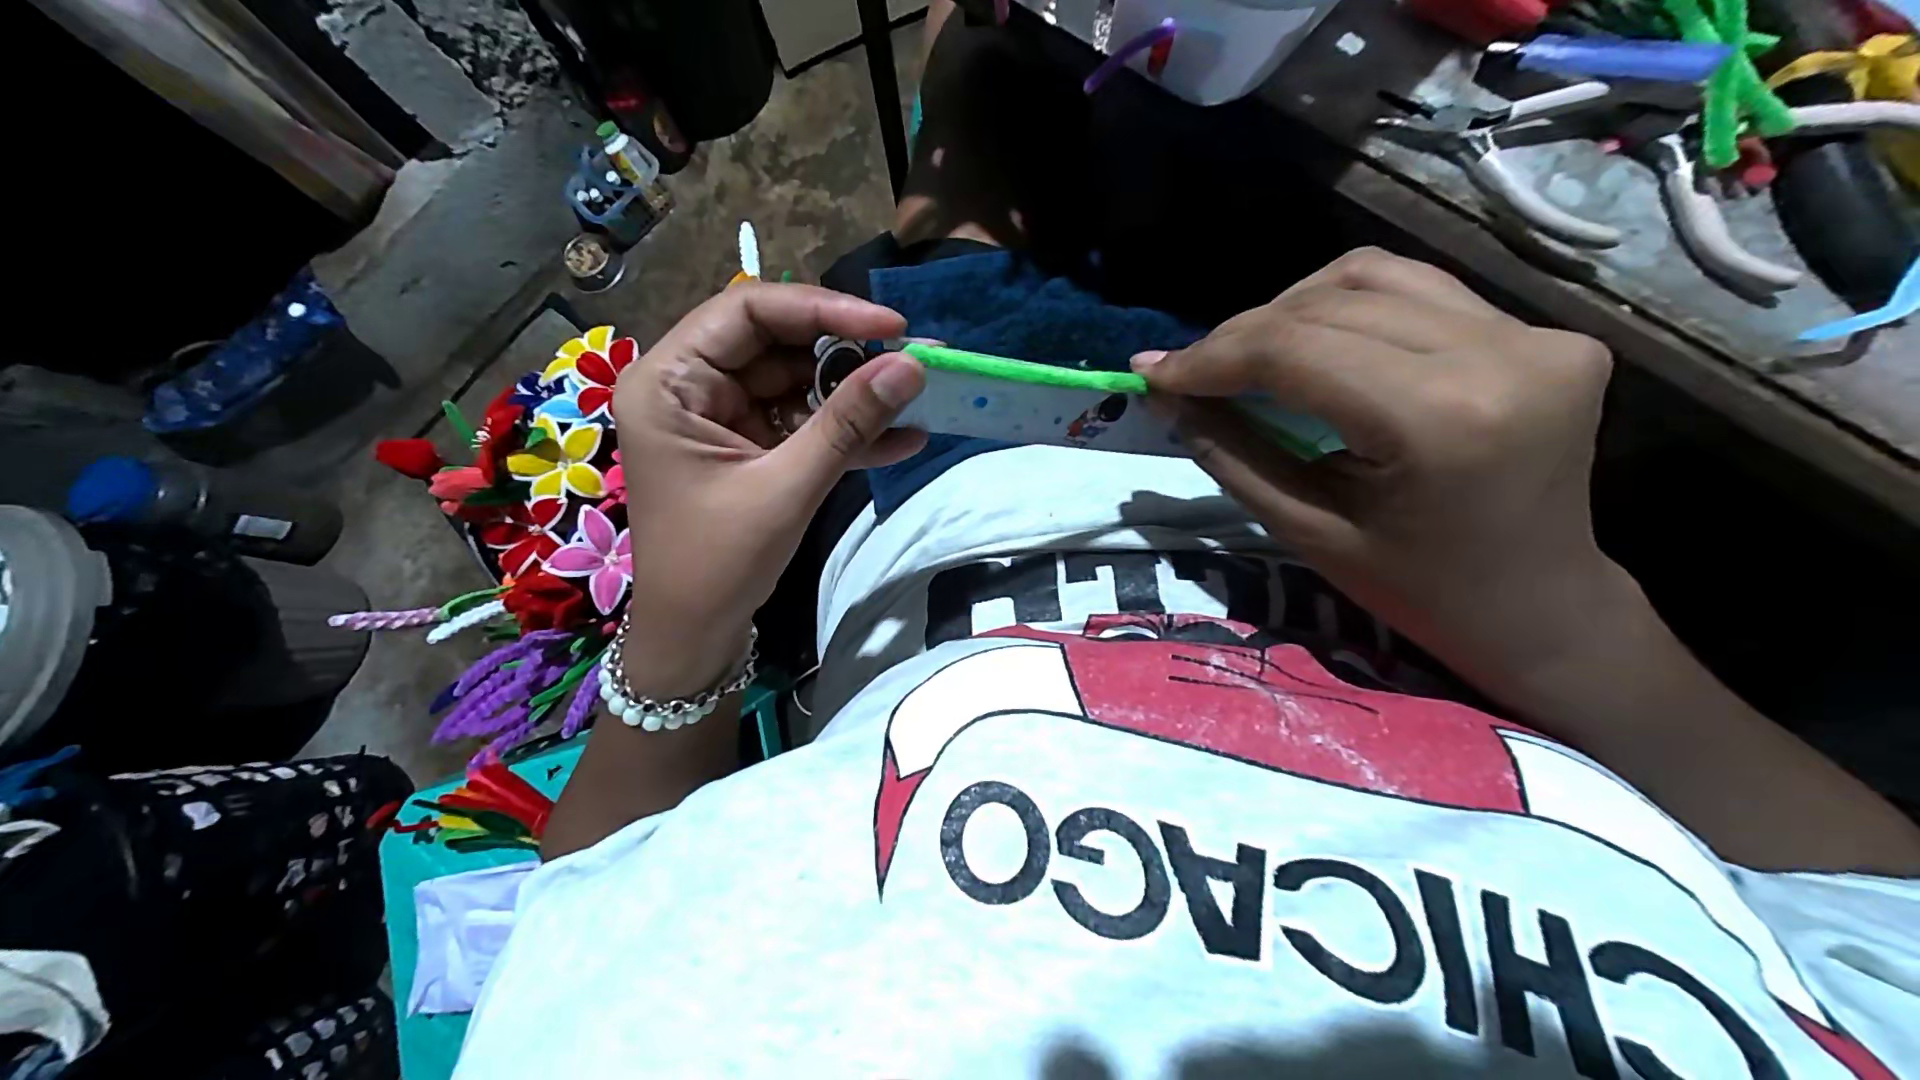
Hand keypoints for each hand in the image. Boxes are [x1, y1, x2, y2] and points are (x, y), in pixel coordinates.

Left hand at [610, 282, 926, 696]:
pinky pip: (805, 423)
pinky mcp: (754, 446)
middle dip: (850, 354)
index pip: (749, 311)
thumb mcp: (786, 487)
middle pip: (780, 344)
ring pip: (800, 383)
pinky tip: (902, 437)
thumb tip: (911, 367)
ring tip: (922, 394)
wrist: (697, 634)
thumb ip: (847, 423)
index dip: (822, 309)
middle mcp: (693, 385)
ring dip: (857, 393)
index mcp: (671, 381)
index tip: (889, 326)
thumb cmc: (718, 562)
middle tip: (916, 358)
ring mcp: (726, 416)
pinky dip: (848, 431)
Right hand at [1135, 248, 1625, 696]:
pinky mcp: (1541, 331)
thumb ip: (1228, 450)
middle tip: (1188, 373)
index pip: (1297, 351)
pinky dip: (1344, 309)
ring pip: (1370, 280)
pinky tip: (1312, 345)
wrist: (1534, 605)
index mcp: (1440, 420)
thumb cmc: (1410, 588)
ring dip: (1287, 311)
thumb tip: (1160, 390)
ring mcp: (1534, 334)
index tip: (1154, 373)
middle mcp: (1501, 355)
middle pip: (1328, 306)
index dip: (1211, 357)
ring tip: (1245, 358)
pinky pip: (1415, 292)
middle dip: (1240, 336)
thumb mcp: (1303, 527)